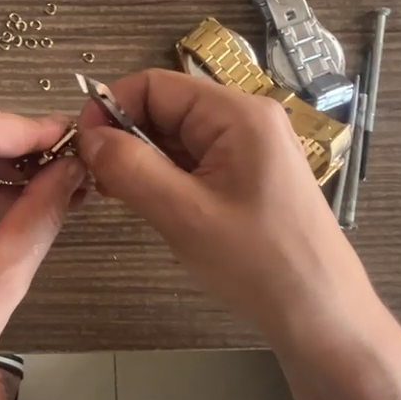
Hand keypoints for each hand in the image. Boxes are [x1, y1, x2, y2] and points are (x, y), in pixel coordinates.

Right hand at [73, 69, 378, 340]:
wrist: (319, 314)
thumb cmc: (257, 263)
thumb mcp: (183, 214)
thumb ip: (129, 167)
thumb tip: (87, 137)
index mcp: (237, 115)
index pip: (155, 85)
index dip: (110, 108)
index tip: (81, 147)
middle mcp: (244, 120)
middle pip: (163, 108)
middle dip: (122, 137)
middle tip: (96, 179)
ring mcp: (246, 149)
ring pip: (171, 137)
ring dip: (138, 159)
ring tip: (117, 195)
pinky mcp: (243, 176)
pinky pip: (188, 161)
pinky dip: (159, 176)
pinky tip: (144, 202)